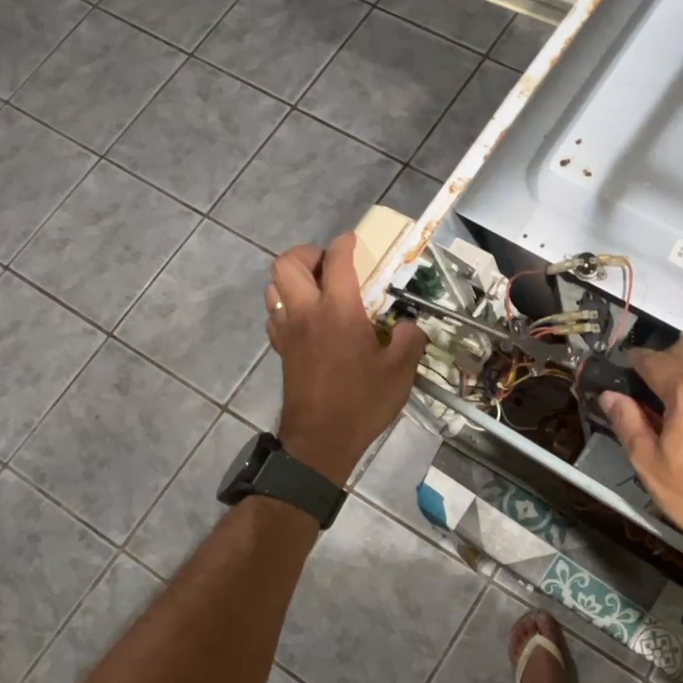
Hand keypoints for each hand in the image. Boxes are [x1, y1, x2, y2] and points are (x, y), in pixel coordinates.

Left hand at [266, 233, 425, 482]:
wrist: (320, 442)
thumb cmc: (362, 403)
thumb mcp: (400, 371)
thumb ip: (409, 339)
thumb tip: (408, 325)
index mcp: (338, 311)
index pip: (336, 262)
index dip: (345, 245)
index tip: (353, 241)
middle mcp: (306, 313)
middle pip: (286, 264)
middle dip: (307, 254)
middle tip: (328, 263)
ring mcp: (288, 332)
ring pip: (273, 288)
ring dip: (291, 279)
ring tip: (316, 288)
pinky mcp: (281, 351)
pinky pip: (274, 315)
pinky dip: (286, 306)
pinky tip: (307, 319)